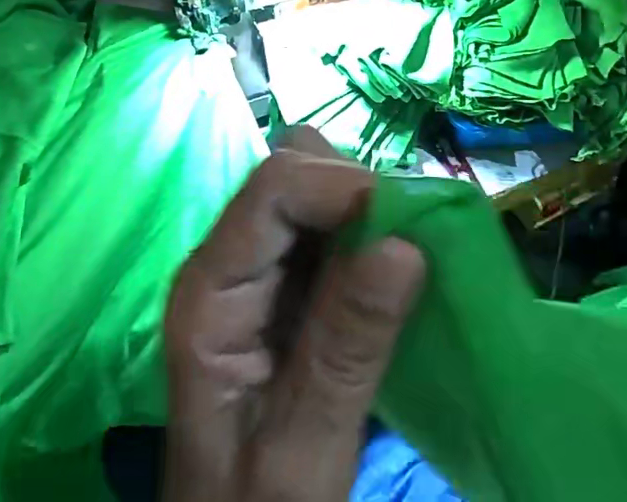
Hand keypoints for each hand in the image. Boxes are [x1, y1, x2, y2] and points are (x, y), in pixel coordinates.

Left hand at [162, 129, 426, 501]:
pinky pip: (324, 229)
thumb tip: (405, 245)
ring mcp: (252, 269)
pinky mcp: (280, 284)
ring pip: (307, 191)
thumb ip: (346, 350)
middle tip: (416, 240)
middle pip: (286, 175)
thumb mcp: (303, 452)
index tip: (415, 223)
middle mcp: (224, 260)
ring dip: (363, 208)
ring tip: (411, 254)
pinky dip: (365, 234)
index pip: (271, 191)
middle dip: (353, 190)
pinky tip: (395, 270)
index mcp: (210, 291)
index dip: (342, 186)